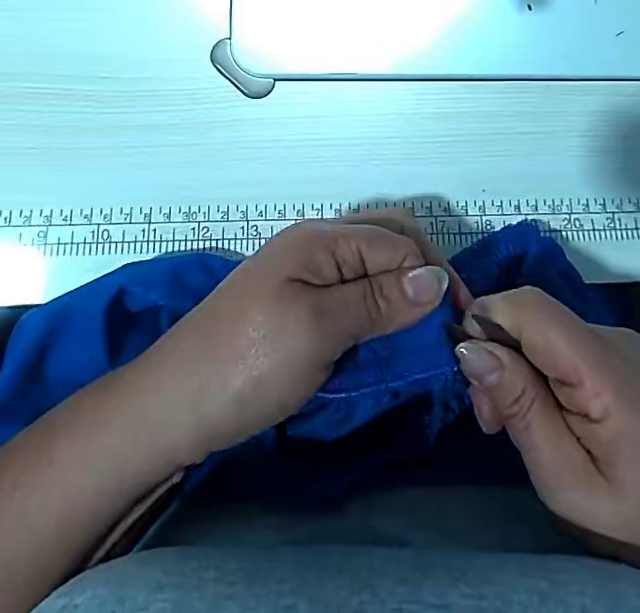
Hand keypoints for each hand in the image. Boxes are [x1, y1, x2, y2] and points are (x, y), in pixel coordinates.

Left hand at [123, 209, 464, 467]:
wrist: (178, 403)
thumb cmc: (249, 362)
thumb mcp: (320, 327)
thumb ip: (379, 299)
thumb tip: (436, 278)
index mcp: (320, 237)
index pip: (400, 241)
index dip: (435, 277)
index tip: (462, 329)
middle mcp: (314, 245)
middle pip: (387, 245)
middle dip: (422, 279)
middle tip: (447, 330)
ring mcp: (303, 275)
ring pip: (371, 271)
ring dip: (402, 297)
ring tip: (427, 338)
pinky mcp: (297, 305)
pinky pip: (351, 296)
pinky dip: (377, 312)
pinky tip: (388, 339)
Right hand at [453, 287, 639, 562]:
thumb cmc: (632, 524)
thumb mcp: (563, 479)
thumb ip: (519, 405)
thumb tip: (468, 347)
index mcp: (612, 373)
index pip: (529, 306)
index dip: (486, 323)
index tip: (474, 379)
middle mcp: (620, 340)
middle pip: (530, 314)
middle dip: (496, 354)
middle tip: (493, 418)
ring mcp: (625, 342)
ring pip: (540, 325)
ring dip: (514, 364)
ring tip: (517, 421)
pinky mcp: (623, 350)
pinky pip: (559, 338)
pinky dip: (537, 366)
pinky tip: (545, 410)